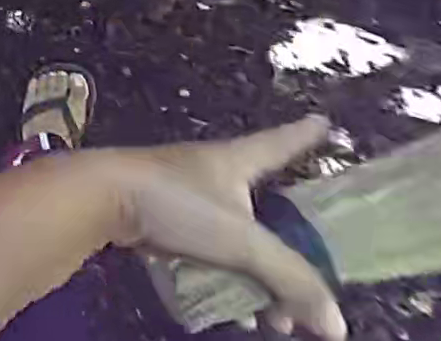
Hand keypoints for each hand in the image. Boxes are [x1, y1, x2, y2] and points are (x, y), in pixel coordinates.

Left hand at [100, 116, 344, 340]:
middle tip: (311, 299)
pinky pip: (215, 252)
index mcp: (235, 161)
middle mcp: (215, 173)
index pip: (279, 144)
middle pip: (269, 211)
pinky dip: (233, 281)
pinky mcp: (170, 219)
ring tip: (276, 320)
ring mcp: (190, 195)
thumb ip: (290, 278)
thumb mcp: (240, 239)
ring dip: (264, 283)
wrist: (104, 198)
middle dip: (294, 258)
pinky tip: (239, 312)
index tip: (323, 121)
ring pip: (243, 241)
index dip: (303, 136)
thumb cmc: (174, 202)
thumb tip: (335, 321)